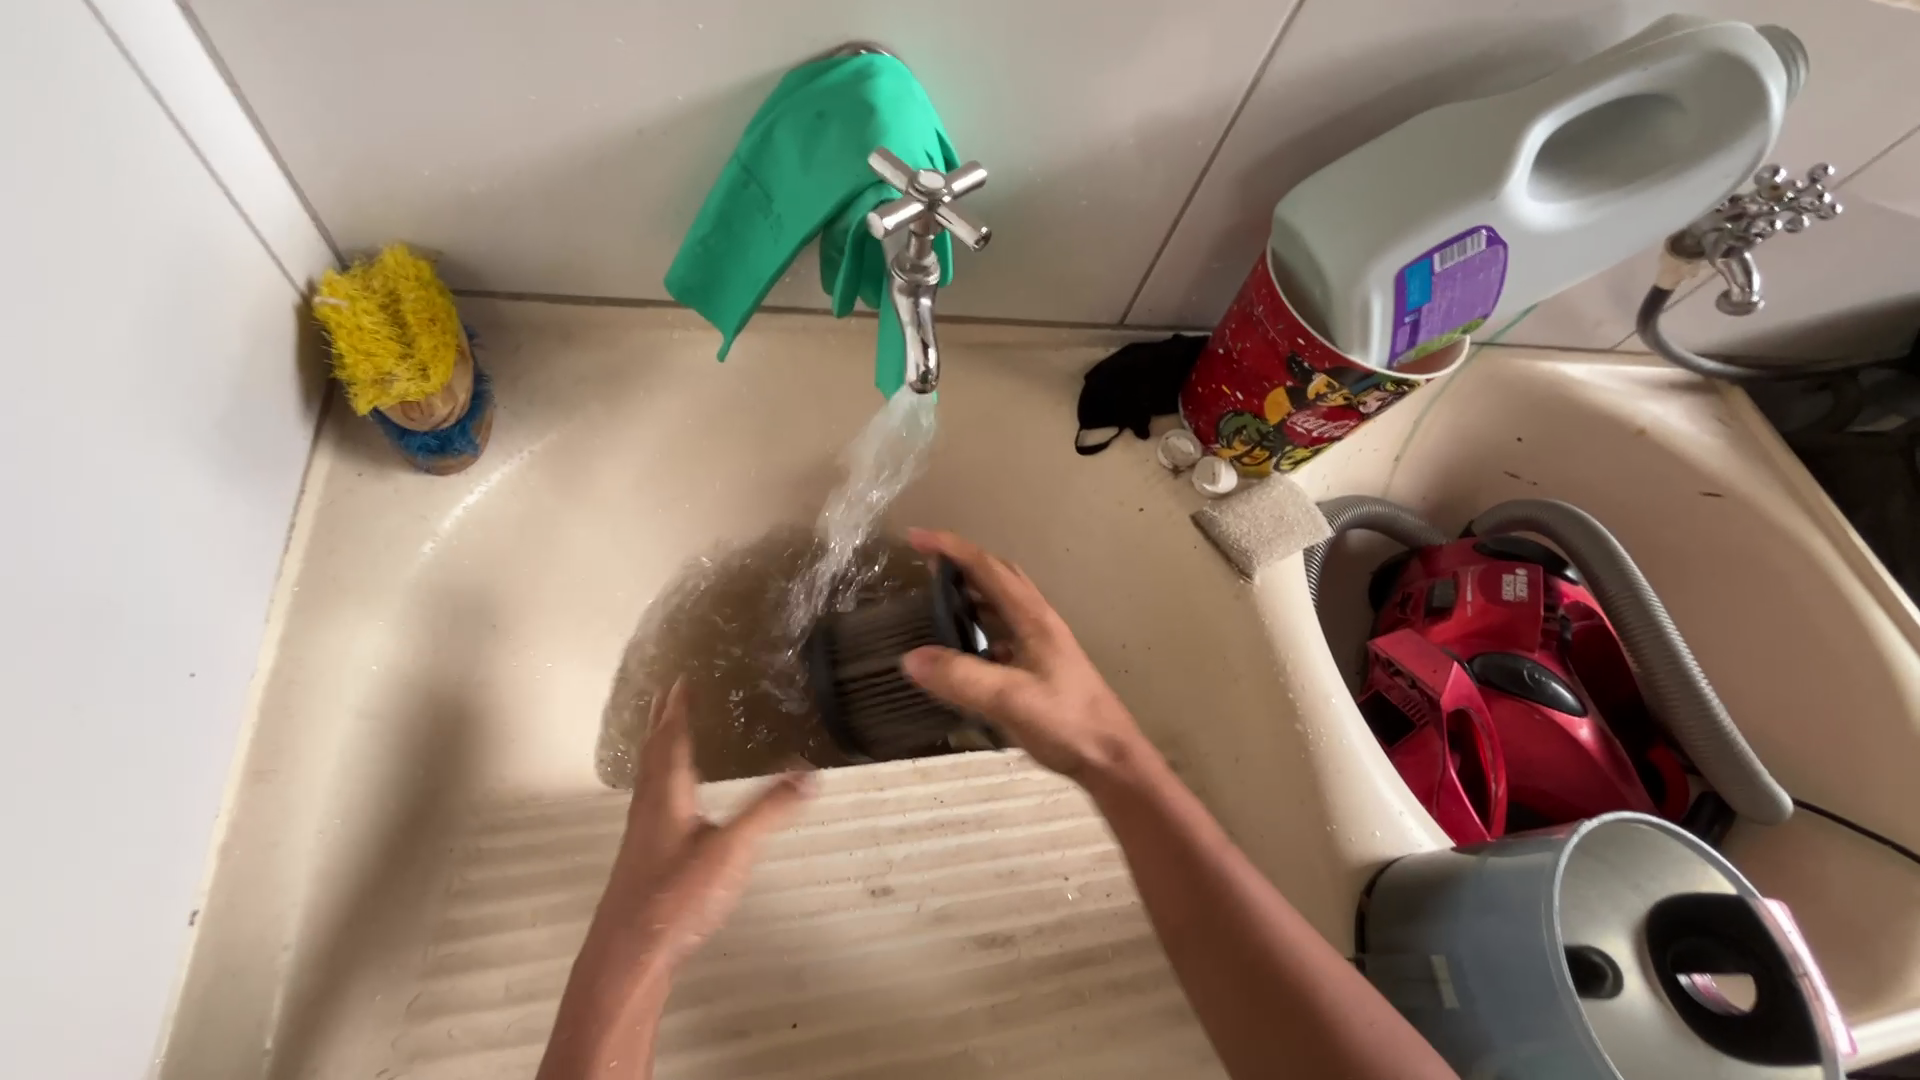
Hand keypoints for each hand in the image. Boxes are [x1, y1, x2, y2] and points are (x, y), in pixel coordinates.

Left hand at [600, 677, 813, 973]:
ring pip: (648, 777)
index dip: (677, 709)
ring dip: (658, 747)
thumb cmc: (676, 899)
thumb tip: (810, 774)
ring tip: (666, 731)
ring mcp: (643, 835)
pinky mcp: (644, 858)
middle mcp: (650, 808)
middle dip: (662, 720)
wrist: (628, 959)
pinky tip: (672, 798)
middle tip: (667, 693)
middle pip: (653, 754)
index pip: (670, 741)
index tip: (680, 679)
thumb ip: (770, 811)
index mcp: (667, 796)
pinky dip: (660, 778)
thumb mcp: (732, 851)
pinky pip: (652, 800)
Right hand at [899, 528, 1152, 785]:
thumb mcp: (1010, 699)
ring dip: (971, 594)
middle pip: (998, 577)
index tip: (916, 538)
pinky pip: (1004, 633)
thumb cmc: (1067, 723)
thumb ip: (960, 678)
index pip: (987, 568)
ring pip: (1002, 604)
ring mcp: (1042, 645)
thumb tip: (910, 658)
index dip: (950, 549)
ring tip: (937, 600)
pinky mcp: (1041, 667)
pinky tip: (963, 650)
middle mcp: (1038, 622)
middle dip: (961, 563)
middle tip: (925, 564)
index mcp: (1033, 618)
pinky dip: (979, 628)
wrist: (1111, 759)